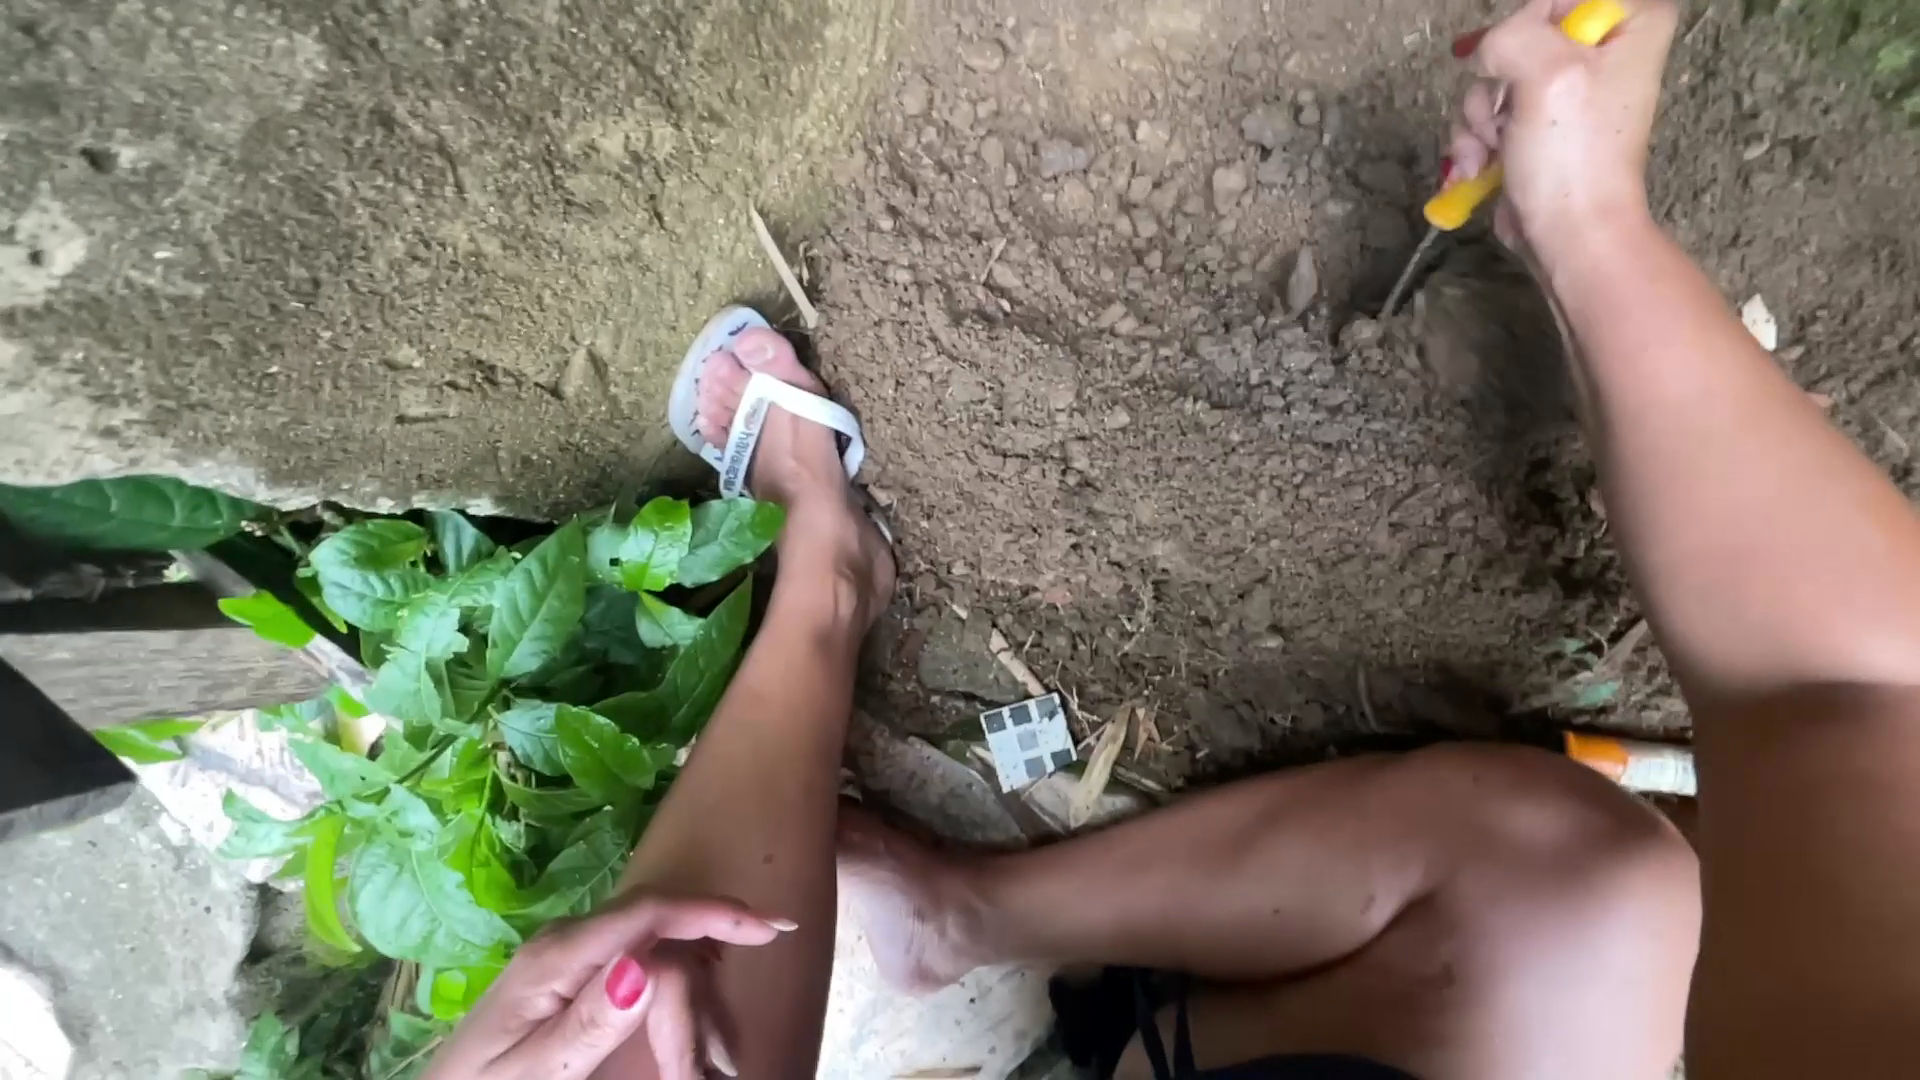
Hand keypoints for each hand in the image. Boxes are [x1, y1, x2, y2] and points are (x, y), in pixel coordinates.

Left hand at [421, 891, 793, 1079]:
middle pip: (666, 929)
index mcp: (560, 956)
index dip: (718, 912)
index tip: (773, 928)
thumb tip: (645, 967)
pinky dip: (678, 992)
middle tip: (722, 1062)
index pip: (654, 910)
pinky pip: (644, 961)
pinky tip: (691, 1021)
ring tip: (714, 1061)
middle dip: (706, 984)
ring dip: (695, 999)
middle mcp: (572, 940)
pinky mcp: (577, 970)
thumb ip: (586, 1024)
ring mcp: (574, 952)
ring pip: (661, 948)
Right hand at [1447, 0, 1679, 254]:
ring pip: (1488, 87)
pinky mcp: (1528, 130)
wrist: (1567, 230)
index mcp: (1627, 20)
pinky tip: (1476, 168)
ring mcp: (1558, 95)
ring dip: (1473, 125)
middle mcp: (1596, 52)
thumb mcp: (1547, 75)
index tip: (1516, 75)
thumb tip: (1482, 49)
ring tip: (1486, 155)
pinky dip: (1471, 145)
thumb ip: (1512, 37)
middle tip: (1501, 124)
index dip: (1518, 33)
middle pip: (1512, 44)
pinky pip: (1482, 120)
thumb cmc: (1571, 157)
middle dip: (1489, 91)